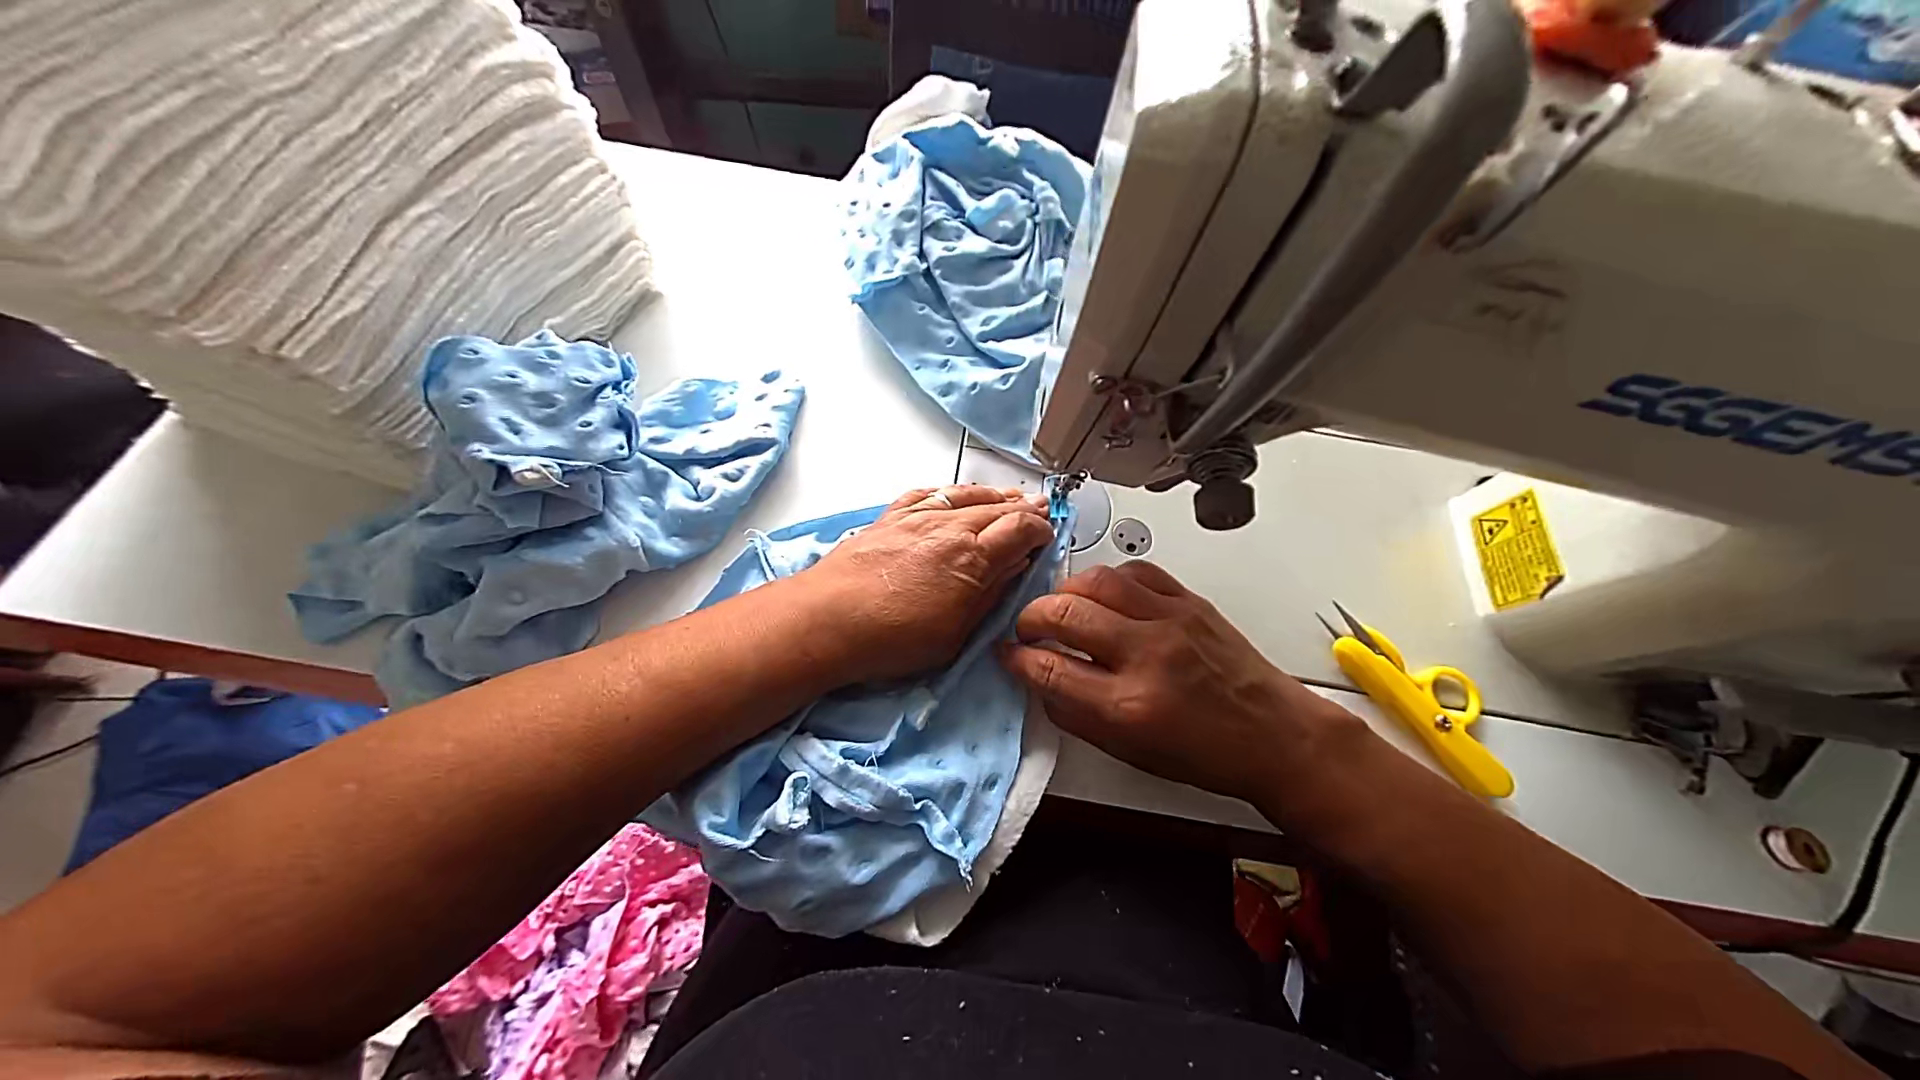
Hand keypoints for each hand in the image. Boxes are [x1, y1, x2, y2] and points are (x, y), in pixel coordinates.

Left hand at [797, 484, 1054, 684]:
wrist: (826, 621)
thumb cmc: (890, 638)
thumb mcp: (955, 633)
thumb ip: (989, 595)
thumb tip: (1013, 569)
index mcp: (971, 557)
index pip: (1020, 529)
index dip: (1040, 528)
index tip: (1048, 532)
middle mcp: (947, 528)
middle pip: (996, 507)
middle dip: (1023, 507)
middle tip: (1039, 507)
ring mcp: (916, 519)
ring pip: (963, 496)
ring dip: (991, 494)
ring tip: (1007, 494)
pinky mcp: (888, 520)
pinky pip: (924, 494)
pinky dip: (946, 491)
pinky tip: (952, 493)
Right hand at [1000, 560, 1371, 806]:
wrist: (1274, 735)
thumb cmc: (1206, 753)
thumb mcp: (1129, 750)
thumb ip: (1075, 713)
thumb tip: (1039, 679)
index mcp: (1129, 705)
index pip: (1049, 667)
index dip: (1016, 658)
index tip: (1007, 654)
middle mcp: (1147, 655)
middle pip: (1064, 613)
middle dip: (1030, 619)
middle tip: (1028, 630)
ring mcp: (1170, 621)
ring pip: (1096, 581)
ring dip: (1065, 593)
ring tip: (1062, 609)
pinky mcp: (1189, 601)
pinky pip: (1136, 572)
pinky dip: (1109, 580)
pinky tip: (1104, 597)